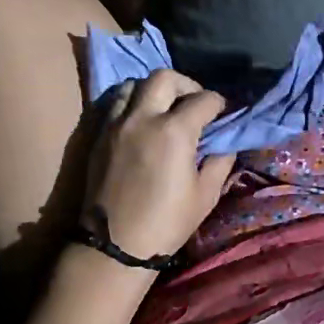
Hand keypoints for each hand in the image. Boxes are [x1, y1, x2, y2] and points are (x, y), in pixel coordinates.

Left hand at [83, 70, 238, 259]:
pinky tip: (144, 123)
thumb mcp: (206, 194)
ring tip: (165, 109)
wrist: (115, 245)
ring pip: (134, 85)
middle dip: (186, 84)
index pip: (203, 100)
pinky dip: (134, 104)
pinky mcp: (99, 136)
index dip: (219, 103)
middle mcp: (143, 118)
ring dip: (154, 90)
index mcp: (174, 131)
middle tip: (195, 102)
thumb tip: (225, 144)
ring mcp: (116, 125)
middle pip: (164, 78)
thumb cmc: (167, 222)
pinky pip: (116, 105)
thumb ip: (219, 161)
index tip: (224, 113)